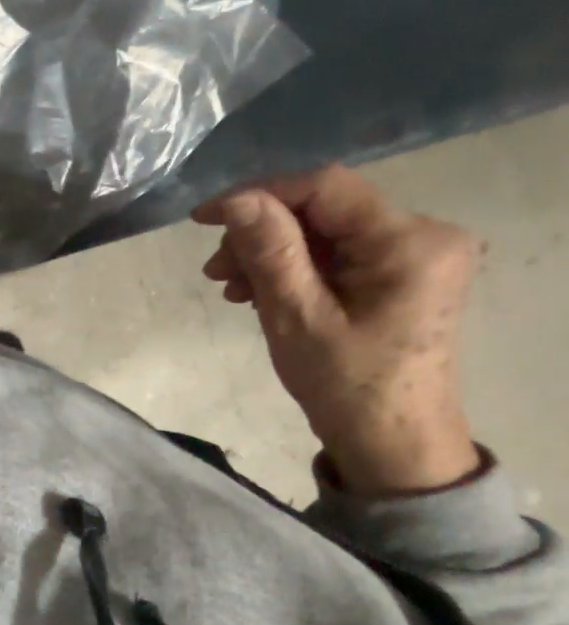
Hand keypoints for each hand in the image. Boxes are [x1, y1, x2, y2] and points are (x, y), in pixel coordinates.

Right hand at [193, 166, 483, 495]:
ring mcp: (415, 252)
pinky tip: (260, 291)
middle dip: (259, 232)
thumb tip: (236, 200)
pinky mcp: (401, 270)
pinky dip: (290, 264)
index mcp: (409, 241)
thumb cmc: (344, 381)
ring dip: (268, 250)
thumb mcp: (296, 315)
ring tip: (232, 289)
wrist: (390, 436)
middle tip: (215, 272)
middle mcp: (424, 234)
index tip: (201, 220)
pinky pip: (335, 249)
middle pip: (322, 207)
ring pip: (322, 228)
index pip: (324, 187)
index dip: (257, 194)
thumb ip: (270, 251)